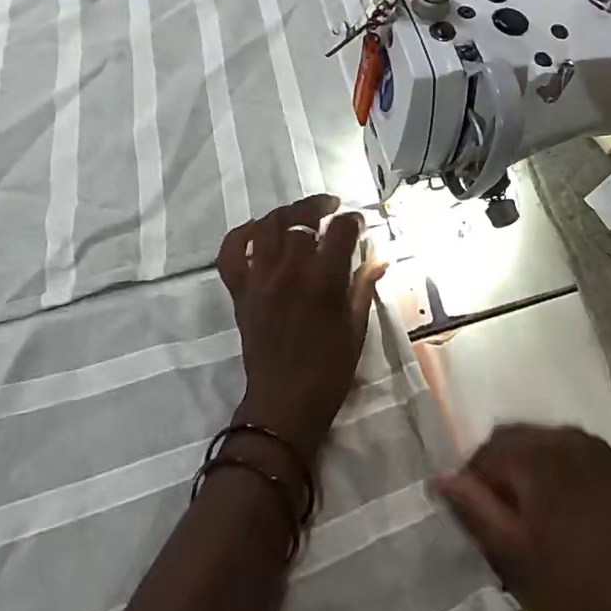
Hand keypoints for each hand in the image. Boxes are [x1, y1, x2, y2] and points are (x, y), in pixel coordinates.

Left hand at [216, 195, 382, 459]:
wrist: (284, 402)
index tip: (358, 223)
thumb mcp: (356, 329)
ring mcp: (259, 278)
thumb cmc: (329, 371)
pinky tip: (257, 230)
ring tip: (299, 215)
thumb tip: (378, 258)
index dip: (353, 220)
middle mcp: (288, 271)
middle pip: (300, 220)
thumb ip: (363, 286)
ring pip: (267, 226)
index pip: (340, 230)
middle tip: (330, 208)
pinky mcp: (239, 290)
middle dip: (319, 208)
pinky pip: (231, 251)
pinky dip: (242, 234)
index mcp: (323, 280)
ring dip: (285, 214)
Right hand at [434, 426, 610, 610]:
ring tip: (525, 508)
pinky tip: (556, 500)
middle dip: (496, 467)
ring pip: (538, 440)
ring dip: (523, 463)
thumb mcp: (515, 555)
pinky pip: (566, 447)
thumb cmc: (577, 583)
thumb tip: (438, 478)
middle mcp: (563, 436)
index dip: (470, 481)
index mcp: (535, 454)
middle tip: (496, 510)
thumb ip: (474, 510)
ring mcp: (592, 445)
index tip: (471, 512)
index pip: (482, 452)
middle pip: (510, 437)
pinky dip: (551, 464)